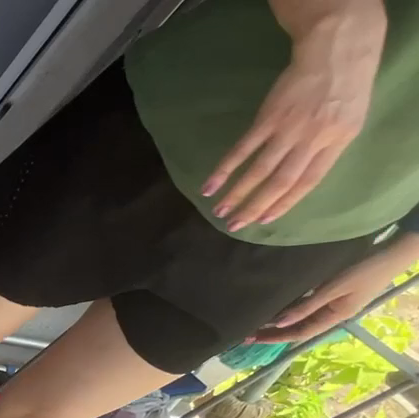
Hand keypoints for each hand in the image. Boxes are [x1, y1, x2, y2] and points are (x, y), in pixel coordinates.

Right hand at [204, 22, 378, 230]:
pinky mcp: (268, 119)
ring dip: (237, 193)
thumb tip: (298, 174)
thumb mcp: (349, 117)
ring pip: (261, 170)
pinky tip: (210, 185)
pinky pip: (243, 150)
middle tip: (234, 224)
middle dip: (256, 206)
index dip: (284, 203)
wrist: (338, 50)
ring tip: (218, 210)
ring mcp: (290, 128)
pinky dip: (224, 170)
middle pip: (282, 181)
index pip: (309, 180)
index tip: (262, 221)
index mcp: (339, 139)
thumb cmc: (346, 84)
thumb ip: (326, 145)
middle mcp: (315, 138)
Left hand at [253, 240, 414, 342]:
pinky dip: (290, 309)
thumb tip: (279, 324)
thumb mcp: (334, 288)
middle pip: (297, 328)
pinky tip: (274, 308)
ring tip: (254, 323)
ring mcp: (334, 304)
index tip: (250, 339)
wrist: (394, 251)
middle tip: (245, 335)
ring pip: (300, 318)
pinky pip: (307, 306)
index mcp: (335, 316)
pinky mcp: (334, 293)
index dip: (274, 338)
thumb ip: (307, 306)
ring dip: (279, 322)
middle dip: (273, 333)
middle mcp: (333, 313)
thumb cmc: (365, 269)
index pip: (299, 333)